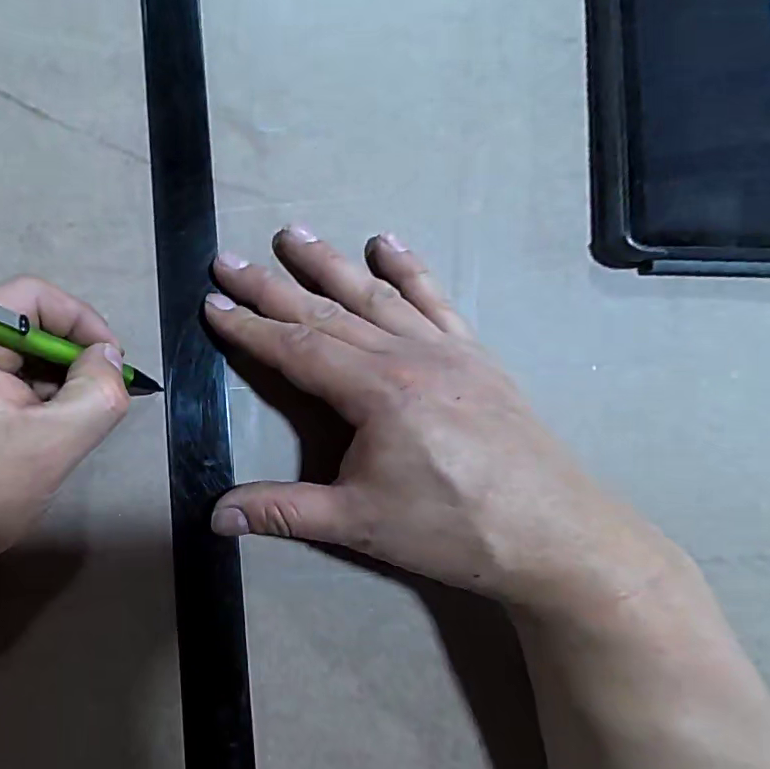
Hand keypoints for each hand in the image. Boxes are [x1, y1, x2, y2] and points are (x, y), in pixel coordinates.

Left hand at [0, 276, 131, 578]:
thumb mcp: (55, 443)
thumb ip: (98, 391)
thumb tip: (110, 356)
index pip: (30, 298)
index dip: (81, 320)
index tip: (112, 359)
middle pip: (22, 324)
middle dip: (68, 357)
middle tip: (99, 393)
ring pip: (13, 353)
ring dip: (52, 378)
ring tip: (70, 418)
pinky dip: (31, 393)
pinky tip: (44, 426)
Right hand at [204, 227, 677, 615]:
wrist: (557, 534)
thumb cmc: (452, 529)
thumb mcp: (358, 523)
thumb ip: (282, 511)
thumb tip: (214, 517)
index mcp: (375, 390)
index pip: (296, 348)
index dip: (248, 326)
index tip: (212, 303)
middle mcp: (406, 355)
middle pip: (325, 310)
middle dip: (270, 285)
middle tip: (228, 260)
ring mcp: (445, 349)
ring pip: (375, 294)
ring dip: (329, 263)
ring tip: (292, 234)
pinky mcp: (475, 354)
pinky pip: (435, 299)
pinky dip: (408, 268)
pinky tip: (386, 244)